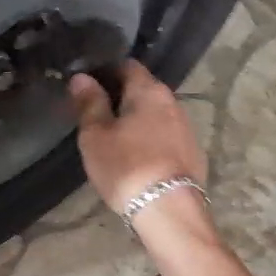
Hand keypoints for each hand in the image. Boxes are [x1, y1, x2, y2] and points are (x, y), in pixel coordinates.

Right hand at [68, 61, 207, 213]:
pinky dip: (152, 139)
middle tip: (98, 114)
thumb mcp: (96, 135)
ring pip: (157, 114)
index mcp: (149, 90)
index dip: (106, 71)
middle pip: (144, 89)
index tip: (88, 86)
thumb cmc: (126, 166)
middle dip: (122, 97)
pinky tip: (139, 156)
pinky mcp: (193, 153)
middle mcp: (173, 101)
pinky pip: (166, 136)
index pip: (127, 65)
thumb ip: (89, 103)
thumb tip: (81, 77)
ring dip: (138, 120)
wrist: (168, 210)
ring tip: (117, 138)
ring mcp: (187, 128)